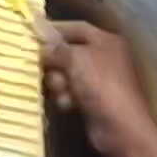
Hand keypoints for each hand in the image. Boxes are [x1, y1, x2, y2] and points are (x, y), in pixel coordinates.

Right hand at [44, 21, 156, 156]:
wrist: (121, 129)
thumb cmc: (100, 84)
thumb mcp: (75, 58)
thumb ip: (56, 48)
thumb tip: (44, 47)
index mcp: (105, 41)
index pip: (76, 27)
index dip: (56, 28)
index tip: (34, 31)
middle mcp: (102, 57)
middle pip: (69, 51)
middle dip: (54, 60)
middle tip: (39, 63)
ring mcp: (98, 80)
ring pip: (66, 73)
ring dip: (59, 81)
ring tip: (62, 89)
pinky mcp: (92, 100)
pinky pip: (70, 91)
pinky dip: (66, 96)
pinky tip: (67, 103)